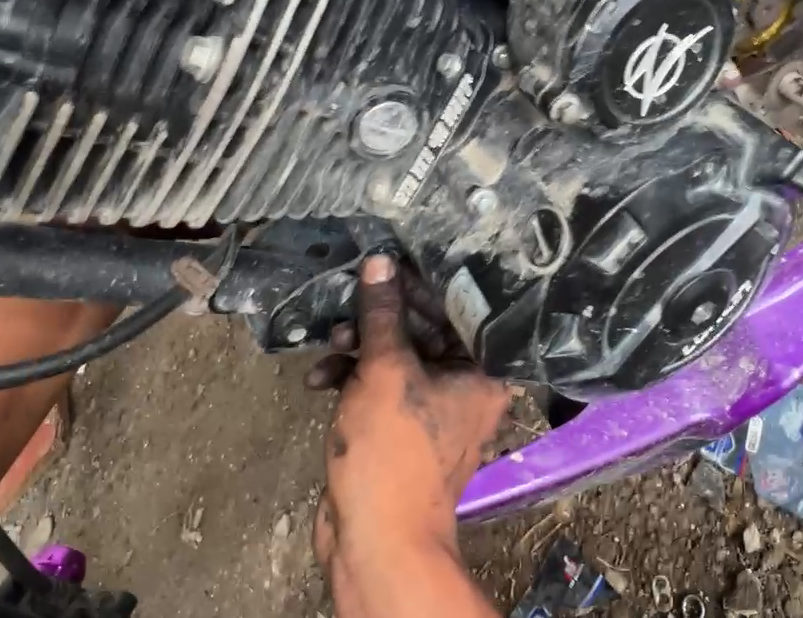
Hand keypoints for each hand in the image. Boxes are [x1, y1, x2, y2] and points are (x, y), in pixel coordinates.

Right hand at [310, 254, 508, 612]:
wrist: (376, 542)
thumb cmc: (393, 449)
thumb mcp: (385, 371)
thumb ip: (382, 313)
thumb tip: (380, 261)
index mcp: (483, 370)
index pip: (458, 308)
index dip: (422, 283)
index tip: (389, 262)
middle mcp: (465, 385)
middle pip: (424, 331)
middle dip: (380, 320)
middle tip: (350, 304)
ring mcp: (431, 409)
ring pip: (397, 359)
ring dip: (360, 348)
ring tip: (331, 344)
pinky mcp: (400, 428)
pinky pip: (380, 388)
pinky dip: (353, 380)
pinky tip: (320, 381)